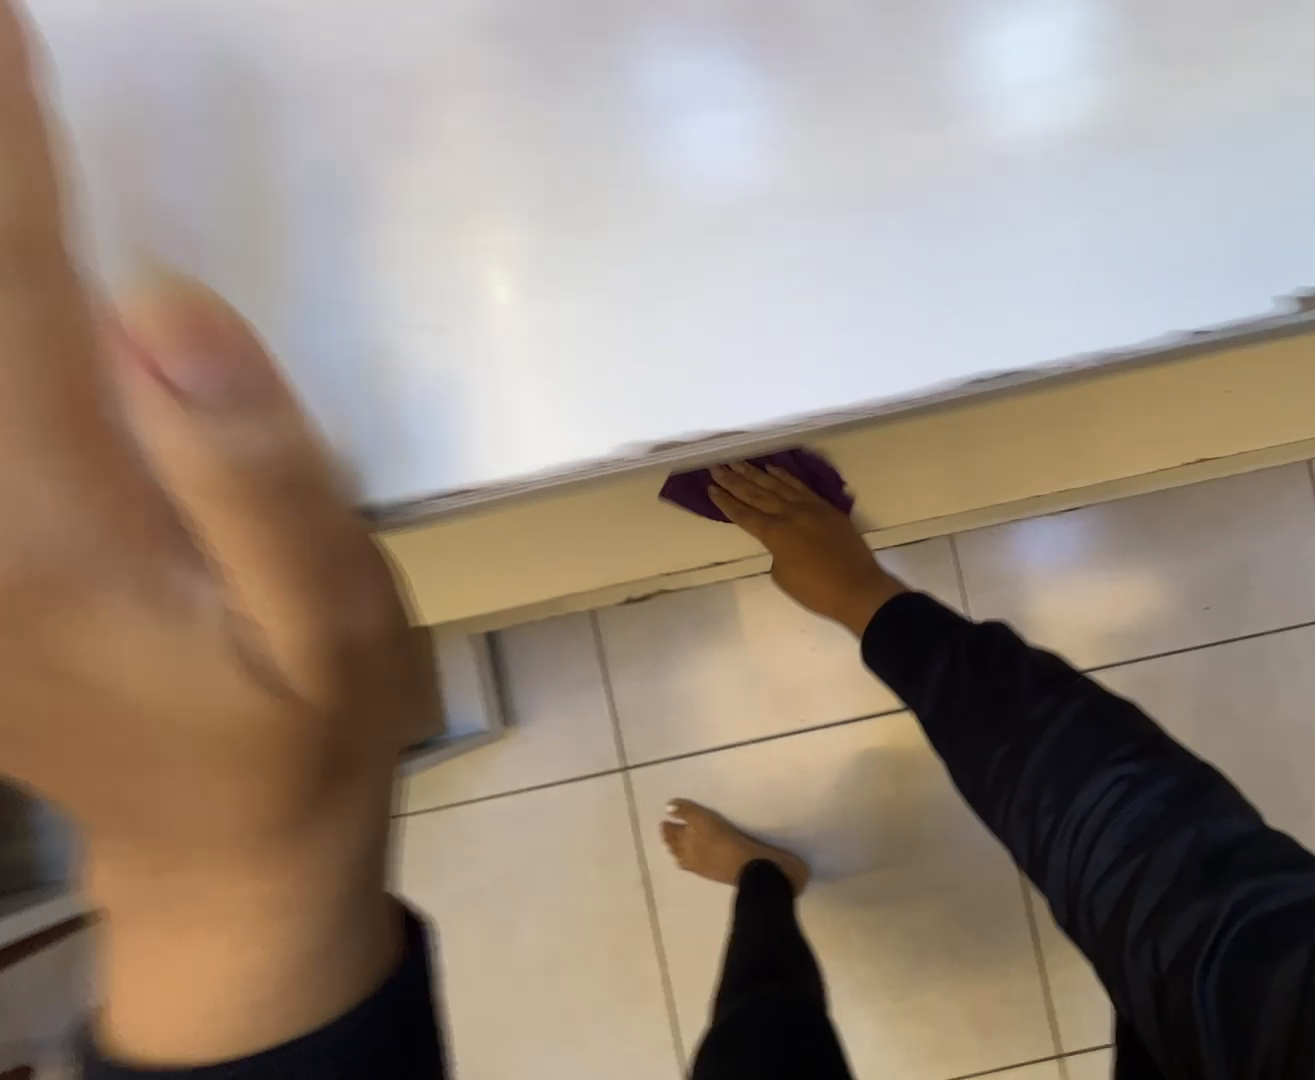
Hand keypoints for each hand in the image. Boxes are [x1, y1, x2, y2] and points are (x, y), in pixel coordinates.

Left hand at [0, 6, 433, 1065]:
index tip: (7, 28)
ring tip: (2, 149)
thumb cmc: (310, 725)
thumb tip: (168, 309)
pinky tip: (25, 298)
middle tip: (2, 55)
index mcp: (51, 520)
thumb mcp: (331, 620)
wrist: (229, 835)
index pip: (9, 290)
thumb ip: (262, 478)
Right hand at [708, 463, 907, 634]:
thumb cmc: (817, 591)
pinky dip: (785, 477)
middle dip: (734, 481)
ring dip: (756, 473)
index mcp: (774, 533)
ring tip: (738, 463)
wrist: (858, 588)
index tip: (711, 488)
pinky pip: (801, 487)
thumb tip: (780, 542)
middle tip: (717, 467)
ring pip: (777, 485)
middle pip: (756, 493)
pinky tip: (773, 469)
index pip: (743, 514)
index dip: (726, 501)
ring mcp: (810, 508)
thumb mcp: (783, 576)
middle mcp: (789, 514)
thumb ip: (775, 553)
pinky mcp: (827, 508)